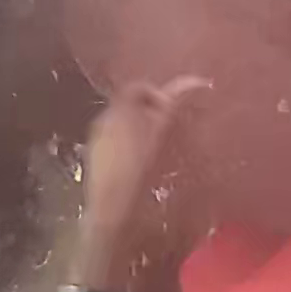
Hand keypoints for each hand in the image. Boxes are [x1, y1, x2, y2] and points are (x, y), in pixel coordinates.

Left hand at [72, 77, 205, 290]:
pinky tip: (143, 163)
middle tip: (172, 127)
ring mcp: (96, 139)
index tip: (173, 109)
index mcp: (119, 109)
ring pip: (123, 123)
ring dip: (141, 128)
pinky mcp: (95, 158)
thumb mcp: (160, 133)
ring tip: (161, 147)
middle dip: (150, 111)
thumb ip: (173, 104)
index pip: (137, 87)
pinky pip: (116, 140)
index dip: (157, 93)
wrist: (111, 211)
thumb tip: (195, 80)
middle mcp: (103, 119)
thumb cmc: (138, 170)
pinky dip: (130, 144)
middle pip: (129, 104)